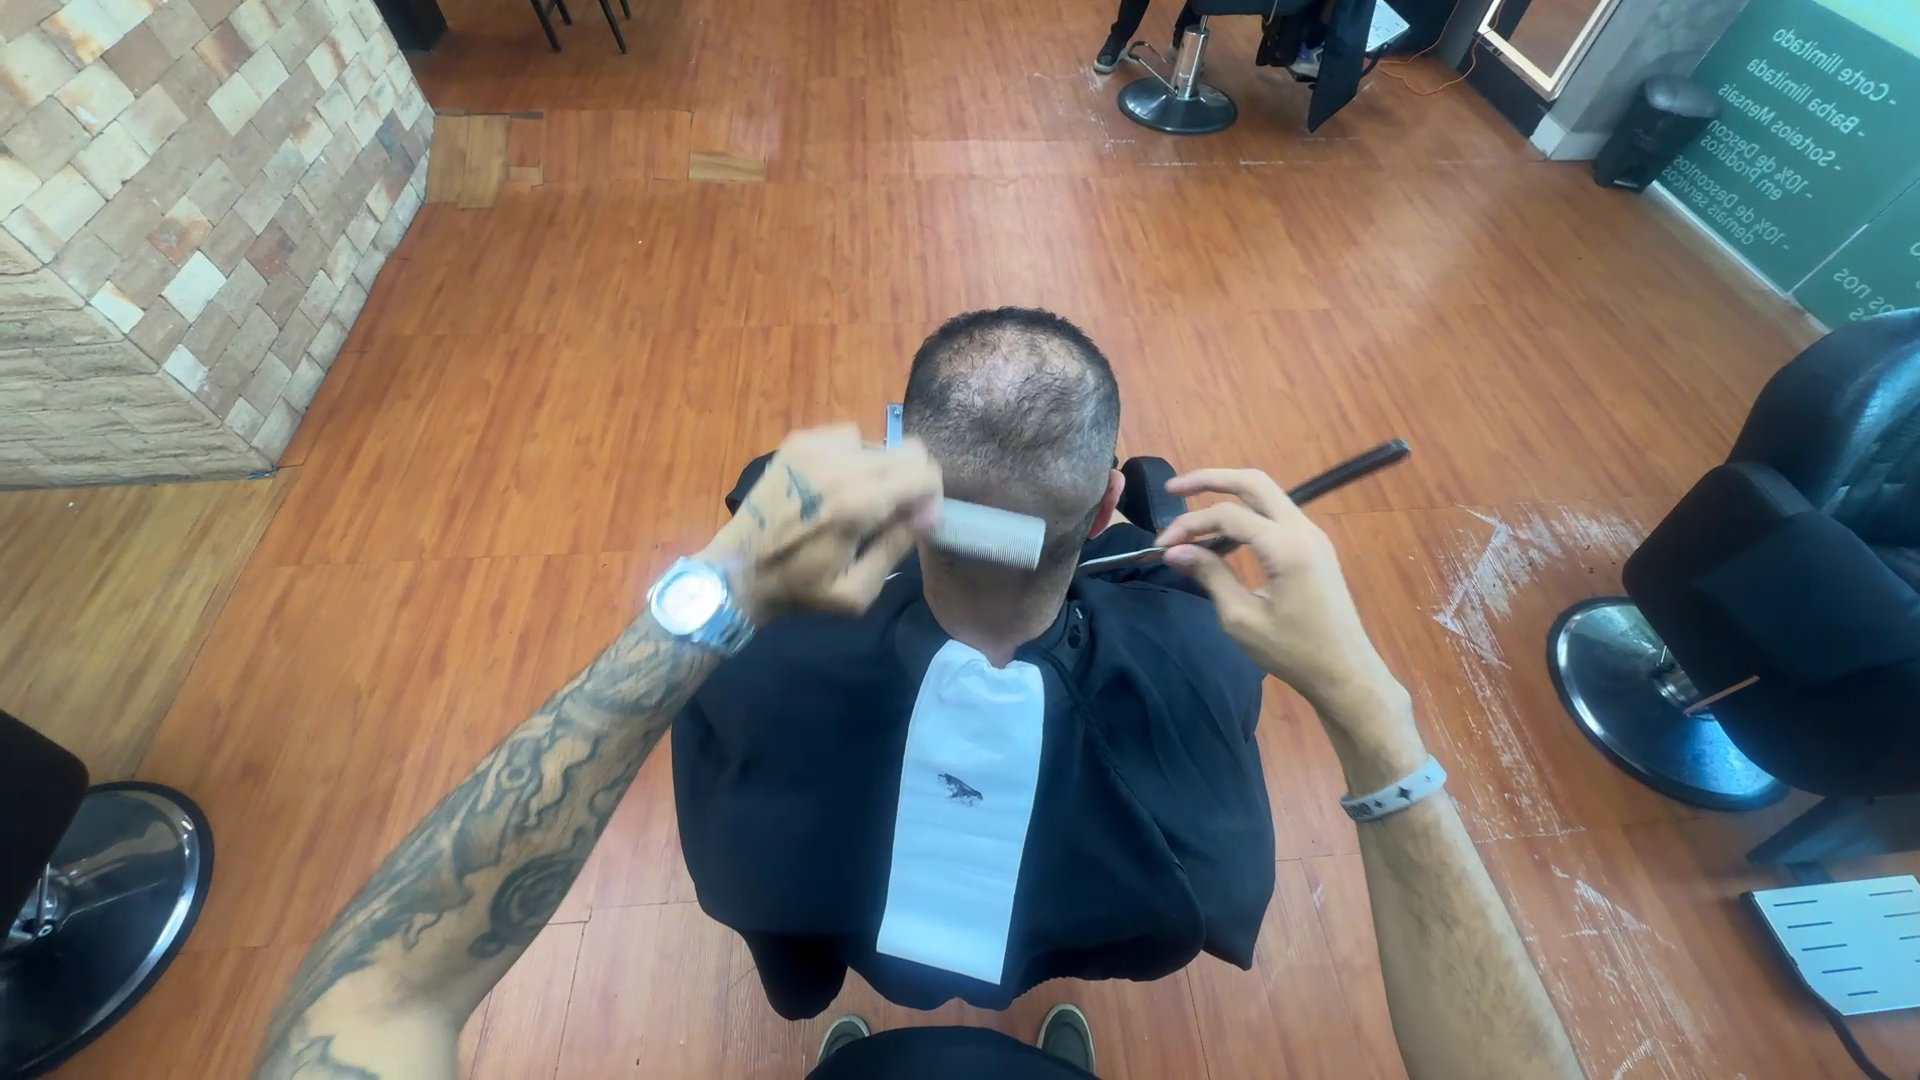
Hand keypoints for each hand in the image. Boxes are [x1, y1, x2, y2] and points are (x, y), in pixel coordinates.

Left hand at [703, 424, 941, 624]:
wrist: (738, 571)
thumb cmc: (800, 590)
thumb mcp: (858, 592)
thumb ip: (896, 547)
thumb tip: (923, 515)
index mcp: (857, 504)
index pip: (924, 473)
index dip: (932, 497)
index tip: (918, 521)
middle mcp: (839, 465)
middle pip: (908, 451)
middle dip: (912, 482)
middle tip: (894, 513)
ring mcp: (815, 448)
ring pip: (879, 443)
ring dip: (881, 469)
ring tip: (861, 499)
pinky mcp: (798, 442)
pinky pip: (847, 437)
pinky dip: (853, 457)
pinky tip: (836, 484)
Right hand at [1155, 469, 1420, 770]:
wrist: (1345, 672)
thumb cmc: (1293, 651)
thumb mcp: (1241, 618)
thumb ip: (1210, 576)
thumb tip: (1174, 551)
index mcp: (1286, 547)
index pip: (1228, 515)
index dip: (1190, 525)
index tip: (1163, 547)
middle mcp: (1303, 530)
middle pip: (1253, 483)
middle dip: (1210, 480)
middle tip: (1173, 490)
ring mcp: (1312, 536)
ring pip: (1266, 495)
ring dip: (1227, 496)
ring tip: (1192, 514)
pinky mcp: (1313, 547)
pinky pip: (1275, 516)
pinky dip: (1245, 515)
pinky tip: (1222, 537)